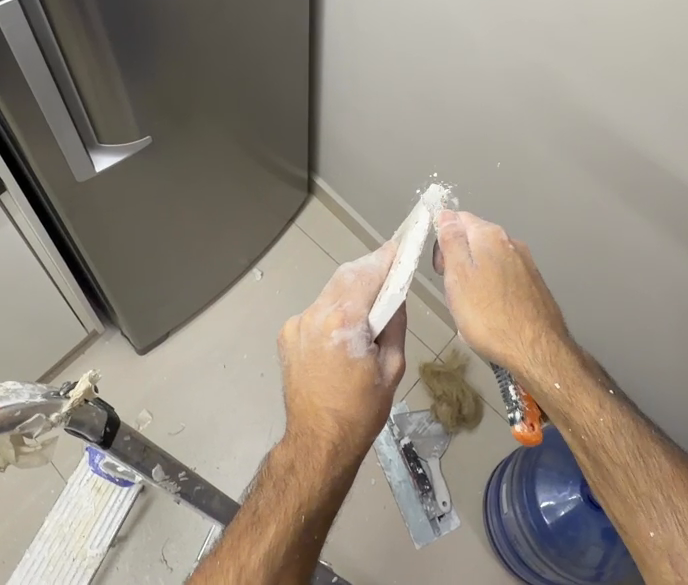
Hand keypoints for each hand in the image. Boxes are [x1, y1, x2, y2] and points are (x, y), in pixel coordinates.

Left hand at [277, 242, 408, 459]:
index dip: (385, 258)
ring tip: (372, 297)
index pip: (367, 274)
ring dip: (352, 289)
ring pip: (331, 291)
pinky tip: (347, 327)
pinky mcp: (288, 334)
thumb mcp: (392, 367)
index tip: (399, 245)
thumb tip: (395, 295)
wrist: (318, 441)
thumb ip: (393, 323)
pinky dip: (335, 309)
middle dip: (369, 268)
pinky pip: (318, 310)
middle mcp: (315, 314)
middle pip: (346, 276)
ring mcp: (297, 323)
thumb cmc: (362, 410)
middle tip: (391, 265)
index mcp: (343, 321)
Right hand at [434, 210, 573, 377]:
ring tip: (472, 308)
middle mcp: (511, 242)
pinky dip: (492, 291)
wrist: (537, 351)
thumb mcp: (458, 276)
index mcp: (489, 235)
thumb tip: (446, 214)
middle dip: (459, 261)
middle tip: (454, 293)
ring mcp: (526, 264)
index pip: (457, 219)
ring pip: (489, 261)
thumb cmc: (488, 315)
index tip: (441, 269)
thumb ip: (451, 241)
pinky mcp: (535, 285)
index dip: (442, 240)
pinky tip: (492, 315)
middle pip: (474, 240)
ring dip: (475, 278)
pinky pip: (504, 279)